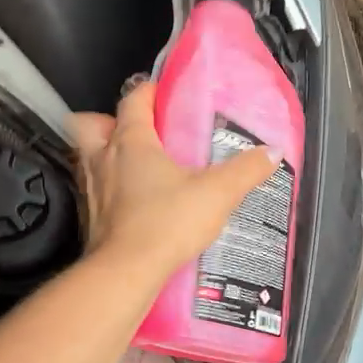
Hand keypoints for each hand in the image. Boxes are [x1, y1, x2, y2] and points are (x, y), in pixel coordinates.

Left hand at [70, 82, 280, 275]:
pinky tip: (131, 206)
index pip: (133, 101)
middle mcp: (104, 159)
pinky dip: (108, 194)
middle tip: (136, 134)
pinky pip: (94, 194)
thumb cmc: (167, 223)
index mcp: (132, 142)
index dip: (147, 91)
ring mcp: (92, 190)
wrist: (126, 271)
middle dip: (110, 123)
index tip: (162, 91)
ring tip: (134, 169)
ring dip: (106, 158)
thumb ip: (246, 171)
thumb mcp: (217, 194)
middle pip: (94, 126)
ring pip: (89, 160)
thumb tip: (272, 152)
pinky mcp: (90, 220)